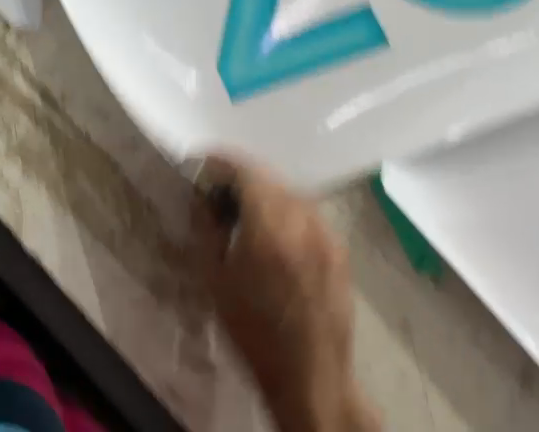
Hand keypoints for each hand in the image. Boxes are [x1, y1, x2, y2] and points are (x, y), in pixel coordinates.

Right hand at [197, 155, 377, 431]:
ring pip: (290, 192)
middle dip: (239, 174)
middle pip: (269, 177)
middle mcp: (304, 223)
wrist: (309, 376)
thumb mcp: (214, 276)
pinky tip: (271, 228)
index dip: (219, 161)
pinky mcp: (340, 252)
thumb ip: (207, 226)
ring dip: (263, 189)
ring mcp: (327, 236)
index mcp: (269, 228)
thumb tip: (202, 194)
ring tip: (241, 205)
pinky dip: (285, 208)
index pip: (244, 171)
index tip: (199, 164)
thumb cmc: (251, 329)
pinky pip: (307, 213)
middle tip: (215, 184)